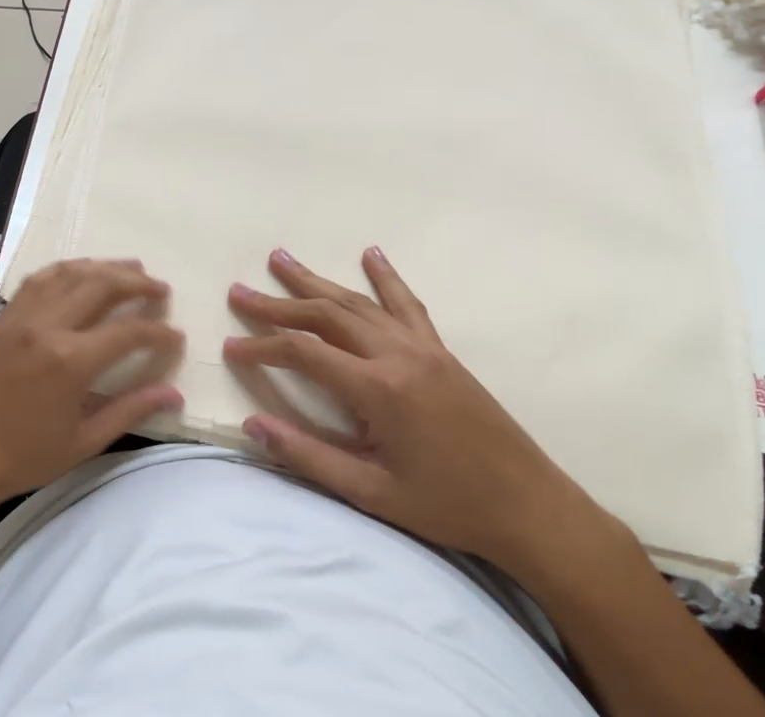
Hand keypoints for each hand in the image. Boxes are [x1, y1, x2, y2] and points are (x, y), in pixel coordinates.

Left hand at [0, 259, 184, 511]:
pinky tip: (81, 272)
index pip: (127, 332)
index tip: (176, 336)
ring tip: (130, 268)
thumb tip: (173, 393)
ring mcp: (20, 317)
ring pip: (67, 274)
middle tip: (160, 288)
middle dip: (135, 283)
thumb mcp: (85, 441)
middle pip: (99, 286)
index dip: (158, 332)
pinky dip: (64, 270)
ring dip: (102, 267)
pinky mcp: (2, 318)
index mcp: (70, 362)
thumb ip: (130, 410)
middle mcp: (46, 327)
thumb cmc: (26, 455)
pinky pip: (37, 281)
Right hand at [224, 247, 618, 575]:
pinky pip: (408, 306)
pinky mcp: (443, 354)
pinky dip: (386, 279)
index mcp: (379, 390)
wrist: (533, 510)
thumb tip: (252, 425)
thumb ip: (308, 455)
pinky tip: (371, 255)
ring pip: (359, 303)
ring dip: (316, 281)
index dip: (261, 346)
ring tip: (281, 259)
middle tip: (238, 291)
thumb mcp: (372, 493)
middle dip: (277, 303)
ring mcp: (424, 350)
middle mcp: (399, 357)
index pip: (303, 353)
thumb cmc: (448, 506)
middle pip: (326, 316)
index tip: (231, 347)